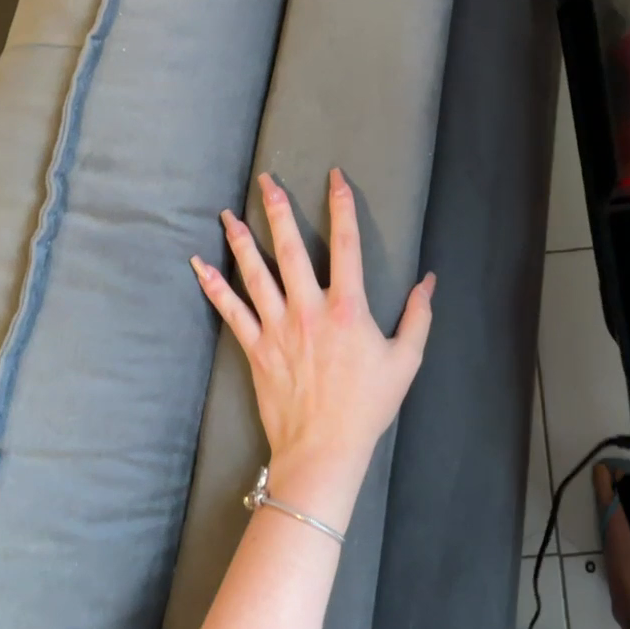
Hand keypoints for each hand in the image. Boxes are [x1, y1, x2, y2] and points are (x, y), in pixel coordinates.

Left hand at [190, 169, 434, 533]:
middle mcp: (309, 309)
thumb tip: (429, 281)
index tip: (334, 178)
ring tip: (229, 212)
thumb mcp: (406, 360)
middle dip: (278, 210)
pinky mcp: (256, 348)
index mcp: (348, 308)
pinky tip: (200, 264)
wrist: (323, 450)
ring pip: (256, 273)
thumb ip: (418, 316)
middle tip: (266, 180)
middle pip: (291, 248)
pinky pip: (231, 311)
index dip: (341, 205)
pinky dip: (214, 286)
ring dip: (242, 239)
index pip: (347, 243)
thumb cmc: (368, 406)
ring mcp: (277, 327)